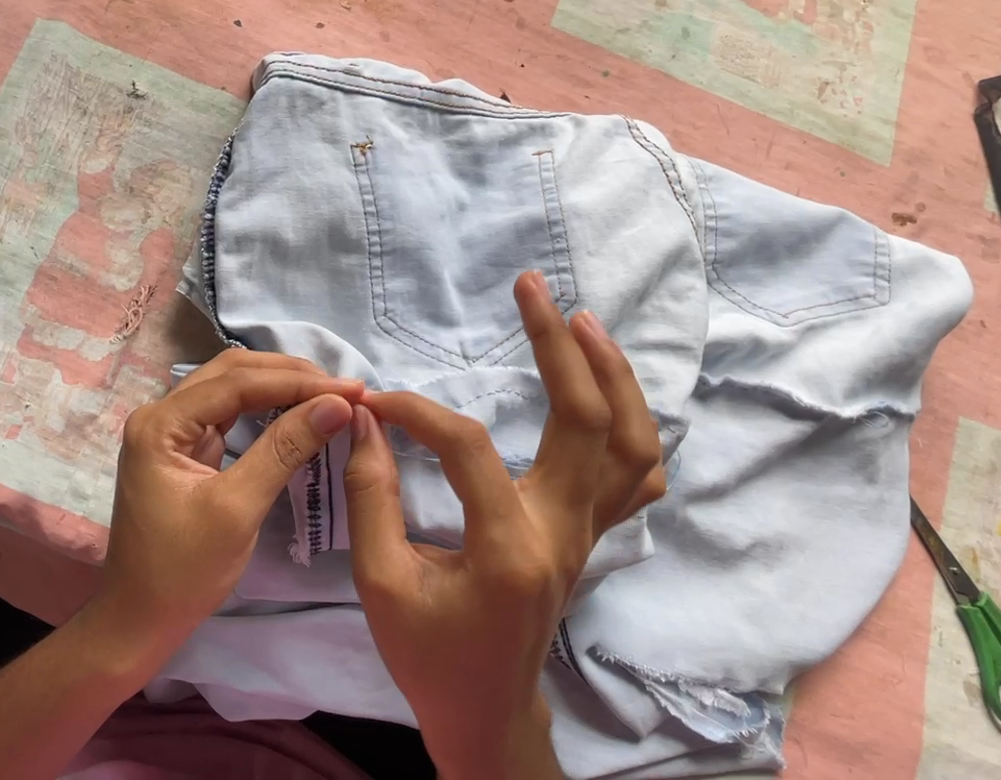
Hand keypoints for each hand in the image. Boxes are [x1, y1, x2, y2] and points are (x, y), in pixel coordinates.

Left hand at [81, 351, 364, 663]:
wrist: (140, 619)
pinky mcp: (184, 449)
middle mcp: (160, 415)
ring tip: (330, 395)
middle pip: (230, 374)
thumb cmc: (183, 571)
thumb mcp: (238, 509)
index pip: (236, 382)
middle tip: (345, 389)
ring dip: (279, 387)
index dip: (296, 381)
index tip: (350, 388)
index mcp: (160, 423)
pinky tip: (297, 412)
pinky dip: (265, 410)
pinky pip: (228, 414)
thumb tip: (336, 405)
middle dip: (289, 375)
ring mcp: (170, 431)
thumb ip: (284, 450)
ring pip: (230, 389)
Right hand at [344, 270, 664, 778]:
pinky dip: (630, 425)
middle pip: (589, 422)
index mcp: (510, 547)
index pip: (468, 446)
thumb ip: (372, 494)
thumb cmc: (428, 655)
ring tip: (580, 321)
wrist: (485, 710)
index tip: (373, 402)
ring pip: (633, 444)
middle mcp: (565, 533)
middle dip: (559, 347)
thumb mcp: (380, 581)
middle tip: (532, 289)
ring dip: (612, 376)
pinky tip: (606, 392)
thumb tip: (365, 420)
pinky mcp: (590, 538)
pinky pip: (635, 475)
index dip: (416, 412)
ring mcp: (588, 536)